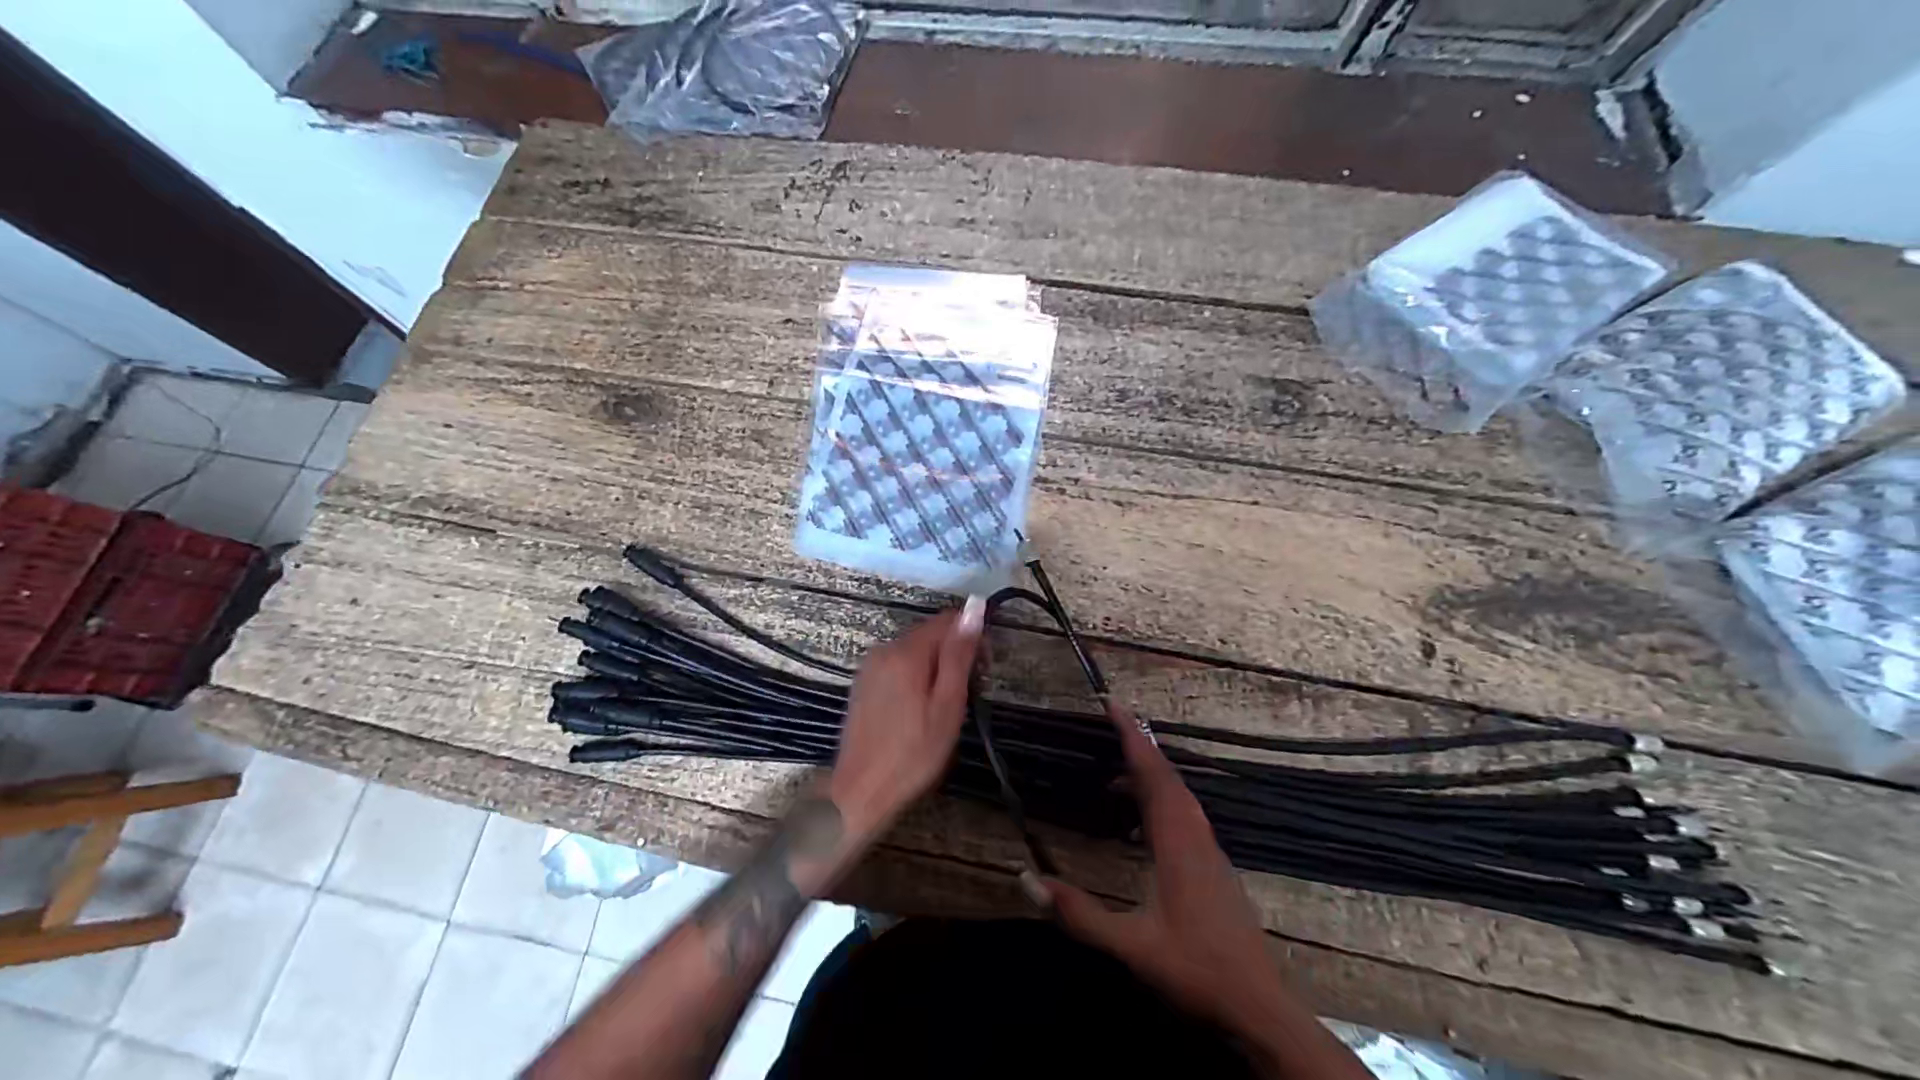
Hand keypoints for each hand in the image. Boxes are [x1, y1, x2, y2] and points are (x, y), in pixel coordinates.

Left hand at [828, 604, 982, 838]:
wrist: (861, 792)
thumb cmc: (913, 753)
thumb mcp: (947, 704)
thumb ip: (959, 654)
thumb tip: (974, 609)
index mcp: (906, 652)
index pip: (948, 620)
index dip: (973, 635)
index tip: (985, 668)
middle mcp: (884, 650)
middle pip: (930, 634)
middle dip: (955, 653)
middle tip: (971, 692)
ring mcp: (870, 667)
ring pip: (915, 651)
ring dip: (937, 667)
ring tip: (948, 706)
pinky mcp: (864, 685)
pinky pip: (899, 667)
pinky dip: (917, 677)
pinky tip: (922, 709)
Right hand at [1037, 704, 1290, 1034]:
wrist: (1260, 1005)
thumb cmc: (1197, 970)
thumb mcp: (1131, 945)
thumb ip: (1079, 914)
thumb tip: (1025, 877)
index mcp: (1178, 843)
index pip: (1153, 774)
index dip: (1132, 736)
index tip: (1112, 703)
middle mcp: (1196, 836)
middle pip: (1167, 777)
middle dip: (1138, 746)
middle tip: (1108, 724)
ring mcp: (1210, 851)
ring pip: (1179, 796)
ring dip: (1149, 774)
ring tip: (1114, 775)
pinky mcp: (1214, 867)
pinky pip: (1184, 815)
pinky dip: (1159, 800)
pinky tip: (1140, 824)